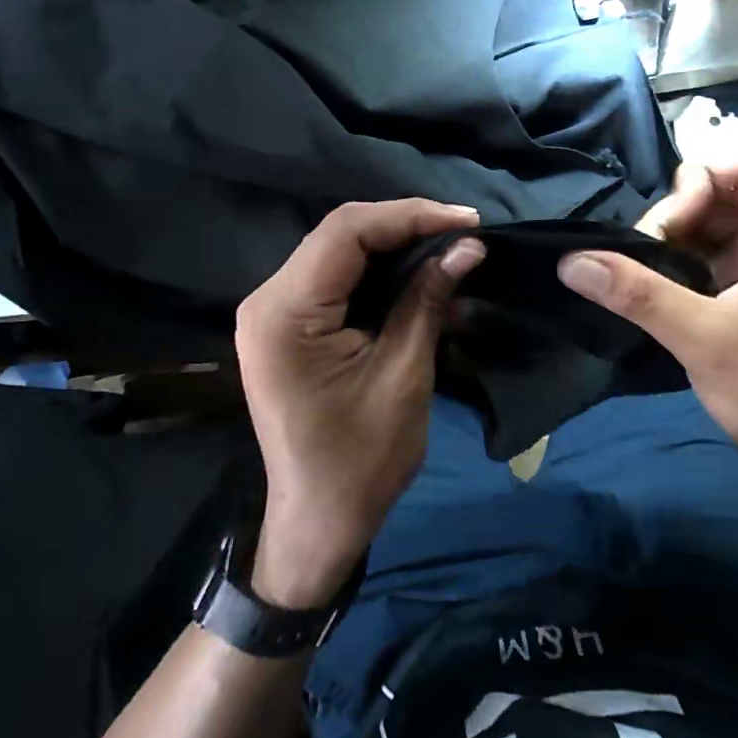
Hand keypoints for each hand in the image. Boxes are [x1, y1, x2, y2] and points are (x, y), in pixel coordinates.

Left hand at [234, 200, 484, 607]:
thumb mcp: (404, 374)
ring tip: (454, 251)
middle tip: (466, 235)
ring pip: (344, 254)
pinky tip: (425, 281)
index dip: (410, 216)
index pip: (346, 231)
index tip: (468, 222)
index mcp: (284, 312)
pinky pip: (341, 282)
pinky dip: (385, 277)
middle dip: (408, 228)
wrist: (320, 521)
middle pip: (342, 236)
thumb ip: (427, 300)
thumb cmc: (361, 460)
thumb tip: (468, 246)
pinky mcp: (293, 327)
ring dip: (400, 250)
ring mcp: (277, 313)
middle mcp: (269, 301)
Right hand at [556, 153, 737, 504]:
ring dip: (675, 239)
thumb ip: (639, 294)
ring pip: (715, 222)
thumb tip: (570, 261)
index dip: (704, 180)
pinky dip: (681, 262)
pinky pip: (713, 254)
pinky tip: (654, 282)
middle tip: (644, 256)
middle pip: (728, 189)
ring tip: (642, 272)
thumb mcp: (707, 340)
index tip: (668, 228)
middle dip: (680, 214)